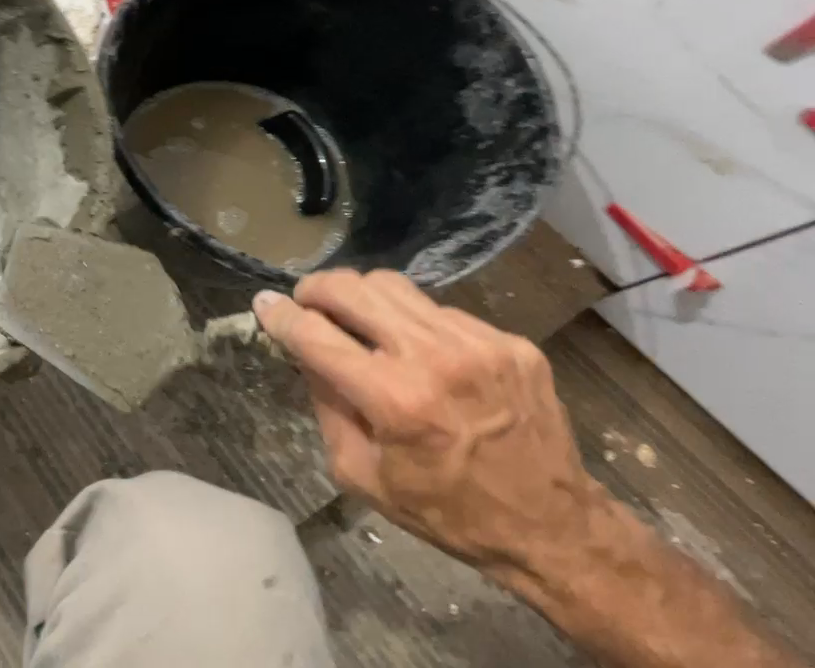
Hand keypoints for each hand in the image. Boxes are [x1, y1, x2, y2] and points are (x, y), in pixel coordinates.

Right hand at [253, 269, 608, 582]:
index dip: (280, 315)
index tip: (263, 304)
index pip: (316, 334)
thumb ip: (326, 405)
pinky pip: (439, 311)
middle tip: (307, 304)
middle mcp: (436, 359)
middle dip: (316, 290)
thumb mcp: (359, 472)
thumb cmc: (444, 509)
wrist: (553, 528)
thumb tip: (305, 354)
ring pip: (394, 287)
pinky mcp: (512, 344)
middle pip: (353, 289)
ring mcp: (480, 345)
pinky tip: (419, 352)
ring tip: (358, 320)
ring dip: (362, 299)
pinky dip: (413, 323)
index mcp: (394, 399)